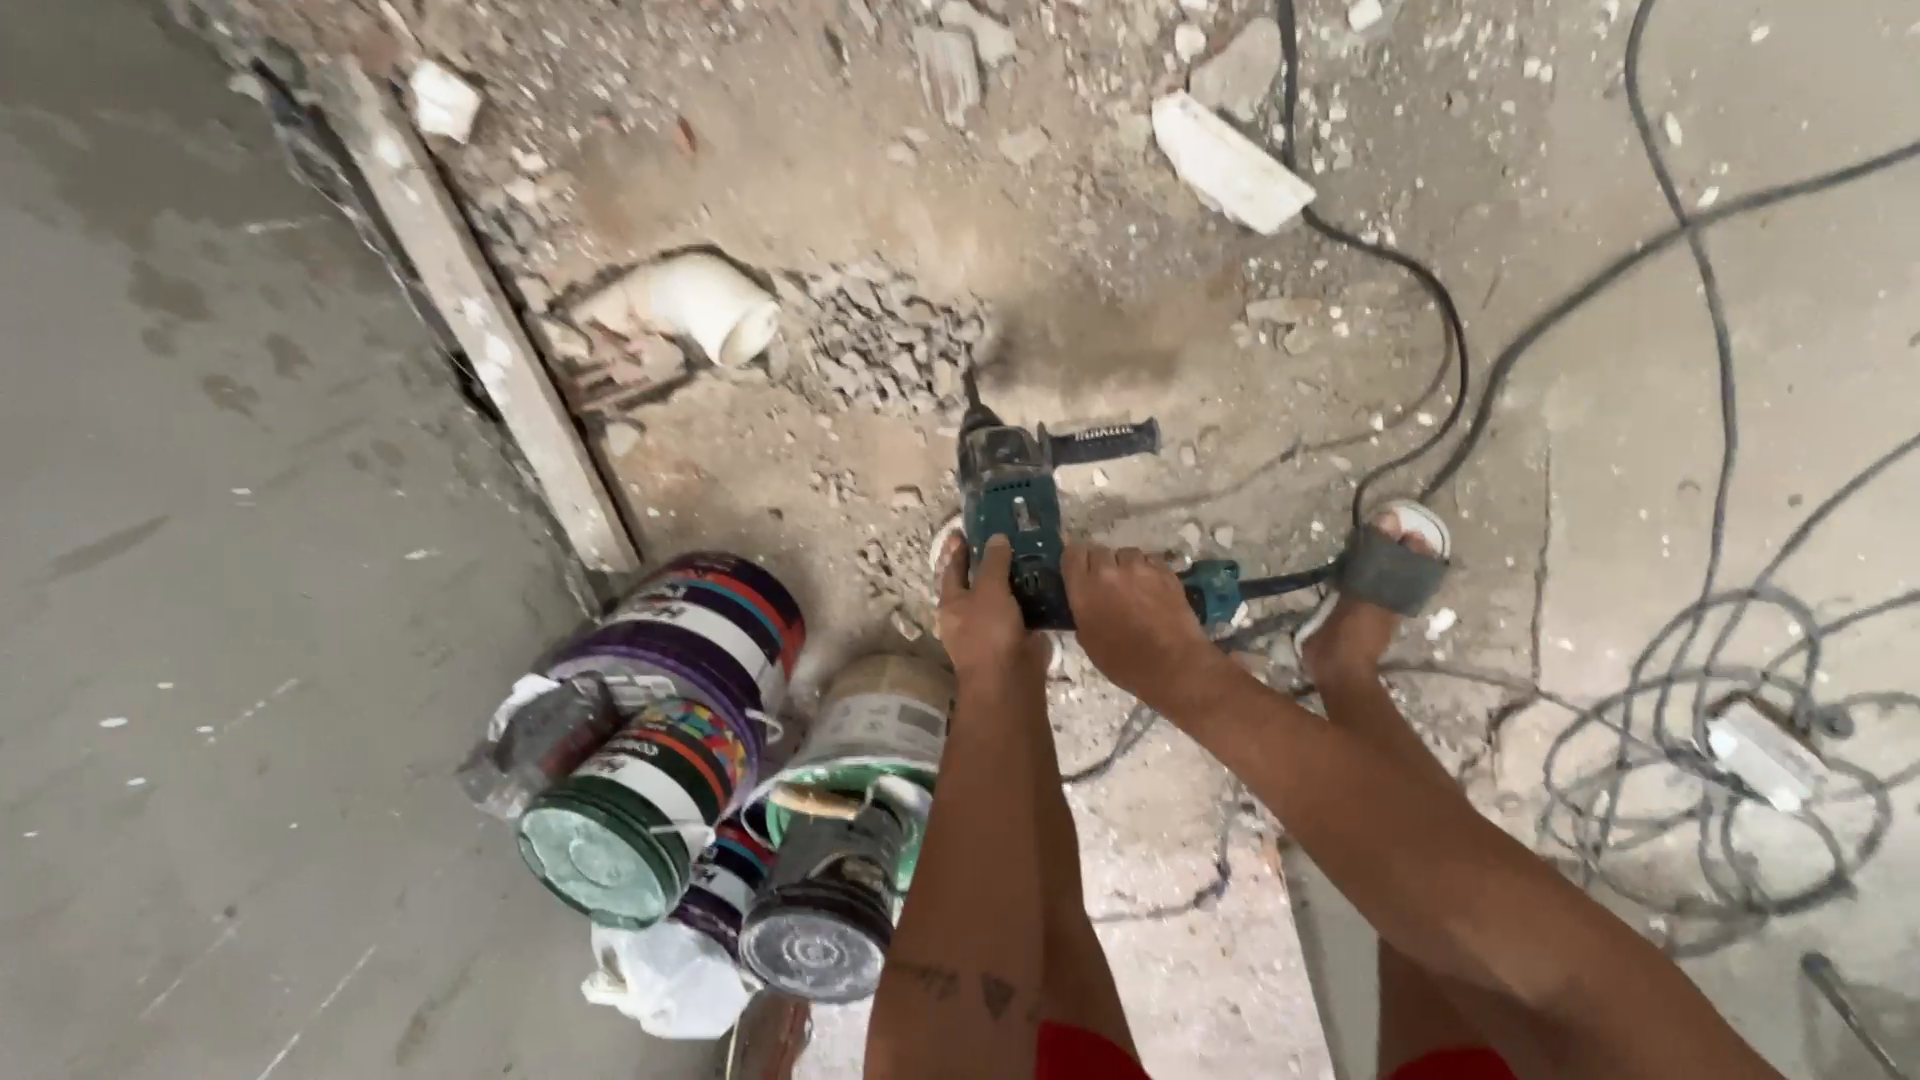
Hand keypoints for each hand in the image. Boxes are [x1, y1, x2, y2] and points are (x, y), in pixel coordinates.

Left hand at [938, 533, 1047, 684]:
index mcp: (952, 602)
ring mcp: (993, 626)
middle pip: (979, 581)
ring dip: (1015, 577)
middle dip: (991, 561)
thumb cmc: (988, 632)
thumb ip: (992, 563)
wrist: (1009, 679)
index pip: (952, 568)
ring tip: (1032, 551)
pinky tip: (1046, 579)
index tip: (965, 529)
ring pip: (1004, 594)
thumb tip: (996, 538)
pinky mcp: (1016, 635)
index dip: (957, 548)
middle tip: (1008, 536)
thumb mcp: (988, 590)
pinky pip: (1023, 609)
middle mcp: (969, 614)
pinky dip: (1032, 595)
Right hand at [1061, 542, 1249, 717]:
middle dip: (1101, 564)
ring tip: (1133, 584)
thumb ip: (1083, 615)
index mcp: (1084, 590)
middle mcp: (1108, 572)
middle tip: (1107, 583)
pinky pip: (1151, 560)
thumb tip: (1087, 607)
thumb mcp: (1090, 643)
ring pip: (1126, 553)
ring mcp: (1139, 568)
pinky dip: (1148, 570)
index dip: (1076, 560)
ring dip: (1125, 565)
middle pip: (1098, 550)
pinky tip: (1153, 587)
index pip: (1072, 554)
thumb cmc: (1124, 663)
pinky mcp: (1165, 571)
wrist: (1172, 664)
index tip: (1079, 572)